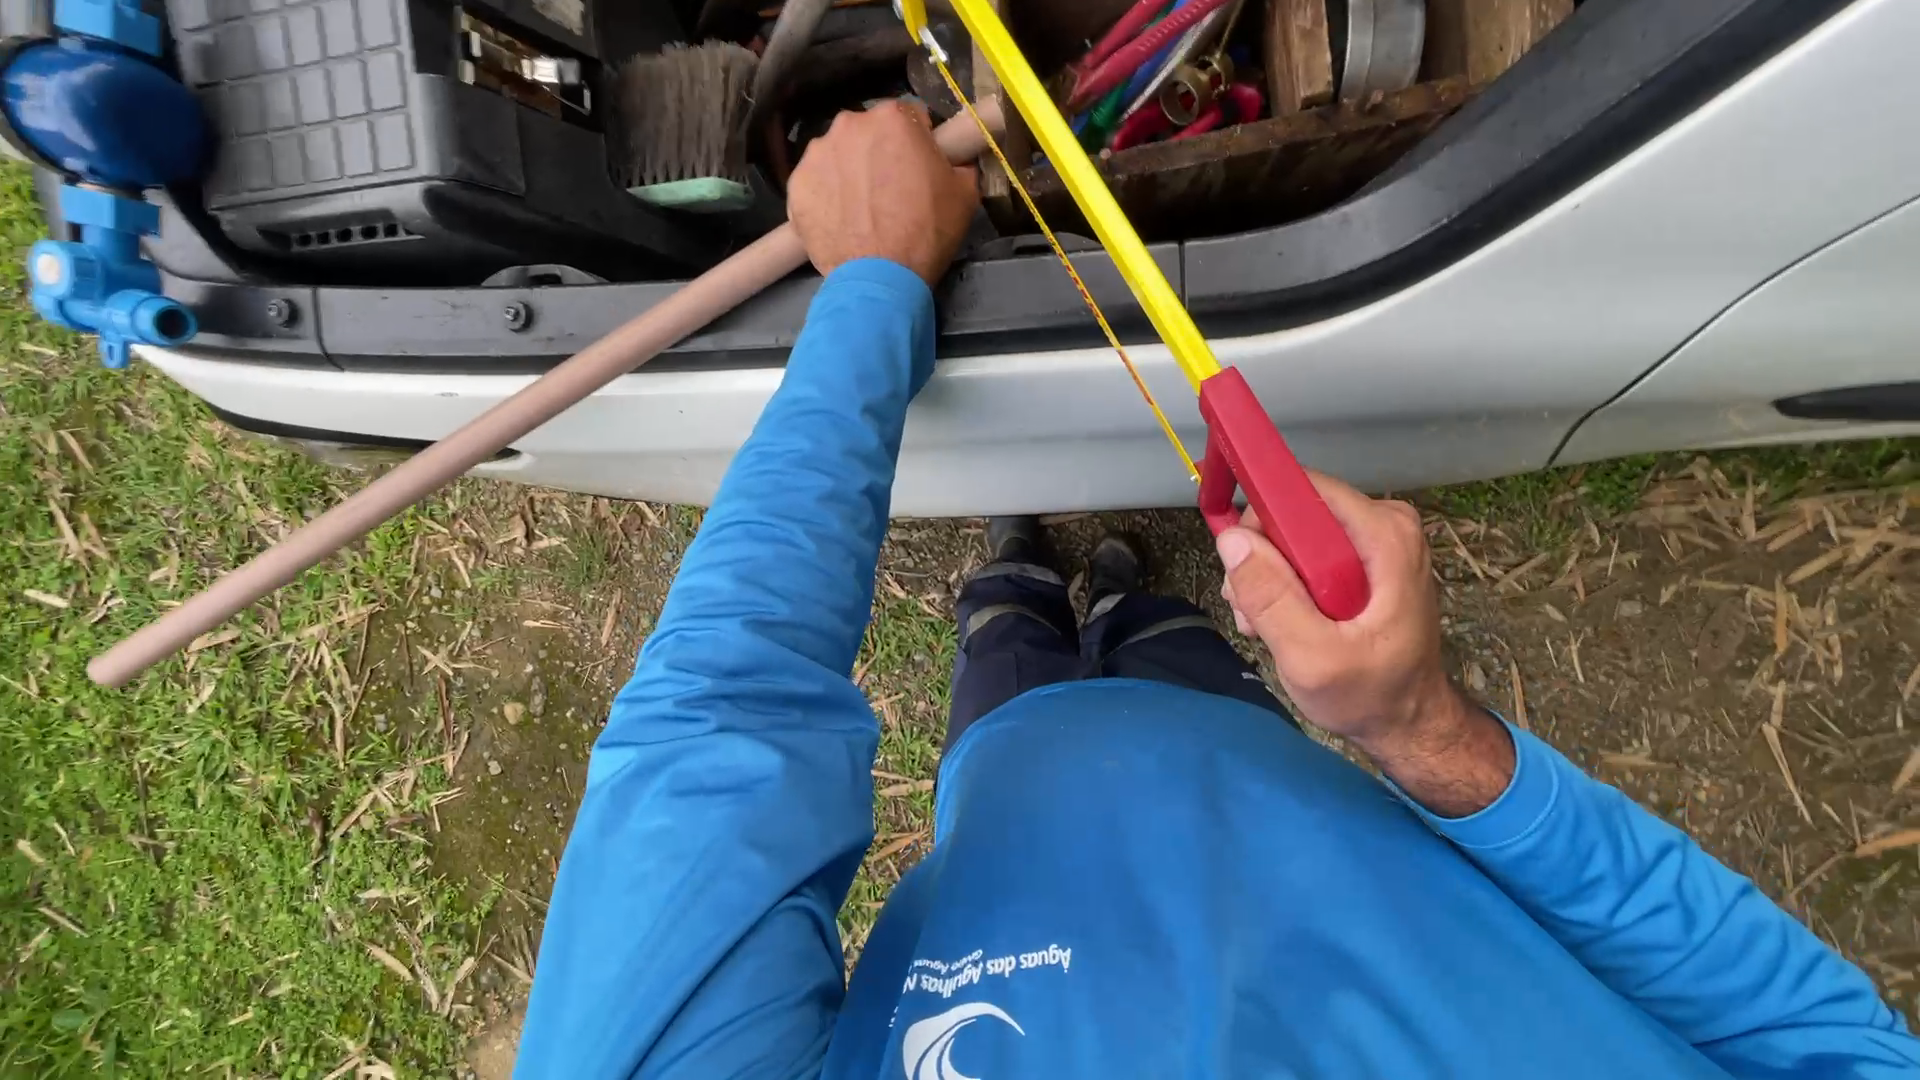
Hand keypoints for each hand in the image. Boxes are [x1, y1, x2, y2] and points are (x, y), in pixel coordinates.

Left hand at [787, 101, 979, 285]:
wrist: (880, 280)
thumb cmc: (926, 234)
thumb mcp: (964, 195)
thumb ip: (957, 164)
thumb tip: (952, 161)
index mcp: (893, 119)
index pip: (909, 119)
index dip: (917, 146)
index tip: (918, 170)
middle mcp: (850, 125)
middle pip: (869, 135)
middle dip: (879, 156)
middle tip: (890, 195)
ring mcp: (817, 155)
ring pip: (839, 156)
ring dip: (850, 174)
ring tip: (862, 212)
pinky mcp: (797, 185)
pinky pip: (815, 184)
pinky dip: (826, 198)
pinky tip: (841, 222)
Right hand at [1215, 471, 1512, 815]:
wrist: (1407, 724)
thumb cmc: (1369, 694)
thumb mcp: (1312, 656)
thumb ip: (1271, 597)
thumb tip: (1231, 539)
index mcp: (1383, 535)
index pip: (1301, 489)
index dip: (1260, 519)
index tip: (1238, 565)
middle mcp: (1382, 524)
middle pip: (1290, 512)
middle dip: (1258, 559)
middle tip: (1252, 612)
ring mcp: (1371, 540)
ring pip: (1288, 535)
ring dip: (1263, 578)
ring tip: (1263, 625)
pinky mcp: (1359, 558)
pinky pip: (1300, 552)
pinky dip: (1280, 585)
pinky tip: (1278, 623)